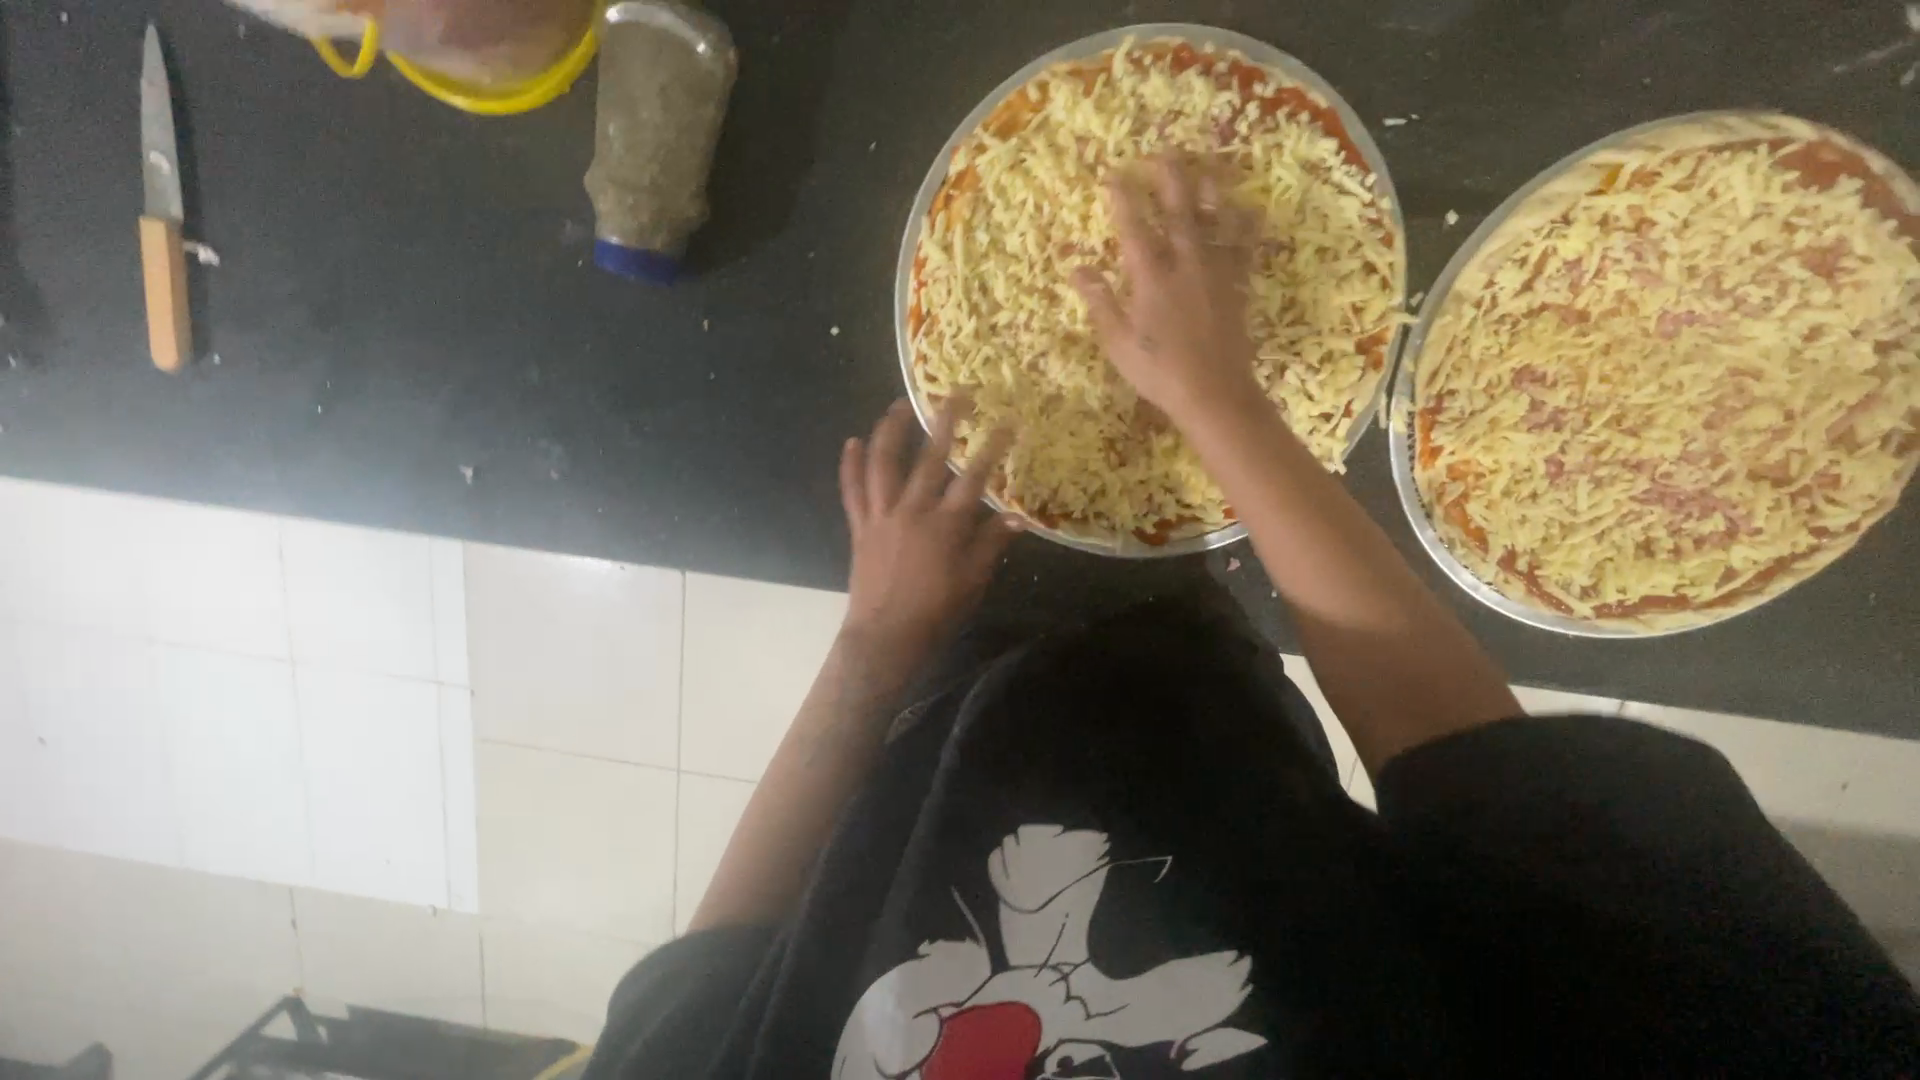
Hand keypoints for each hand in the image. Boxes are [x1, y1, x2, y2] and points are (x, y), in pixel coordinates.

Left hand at [838, 400, 1020, 668]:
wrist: (886, 637)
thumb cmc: (936, 612)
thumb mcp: (974, 581)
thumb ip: (992, 544)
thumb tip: (1018, 517)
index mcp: (945, 526)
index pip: (974, 478)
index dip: (992, 448)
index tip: (1006, 421)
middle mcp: (912, 511)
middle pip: (929, 458)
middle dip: (945, 422)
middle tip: (955, 393)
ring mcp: (882, 516)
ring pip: (883, 464)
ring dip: (891, 430)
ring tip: (899, 404)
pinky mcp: (860, 527)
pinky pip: (852, 490)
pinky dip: (850, 465)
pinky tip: (851, 441)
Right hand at [1072, 155, 1264, 426]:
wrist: (1214, 392)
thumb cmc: (1158, 371)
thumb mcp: (1118, 341)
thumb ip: (1100, 301)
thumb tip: (1076, 267)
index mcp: (1151, 276)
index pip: (1133, 227)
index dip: (1122, 198)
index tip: (1112, 175)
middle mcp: (1185, 263)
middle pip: (1178, 210)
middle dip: (1169, 179)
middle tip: (1164, 151)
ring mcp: (1216, 272)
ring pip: (1215, 220)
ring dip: (1209, 191)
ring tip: (1207, 169)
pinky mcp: (1238, 286)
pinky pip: (1245, 247)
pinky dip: (1247, 226)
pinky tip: (1252, 209)